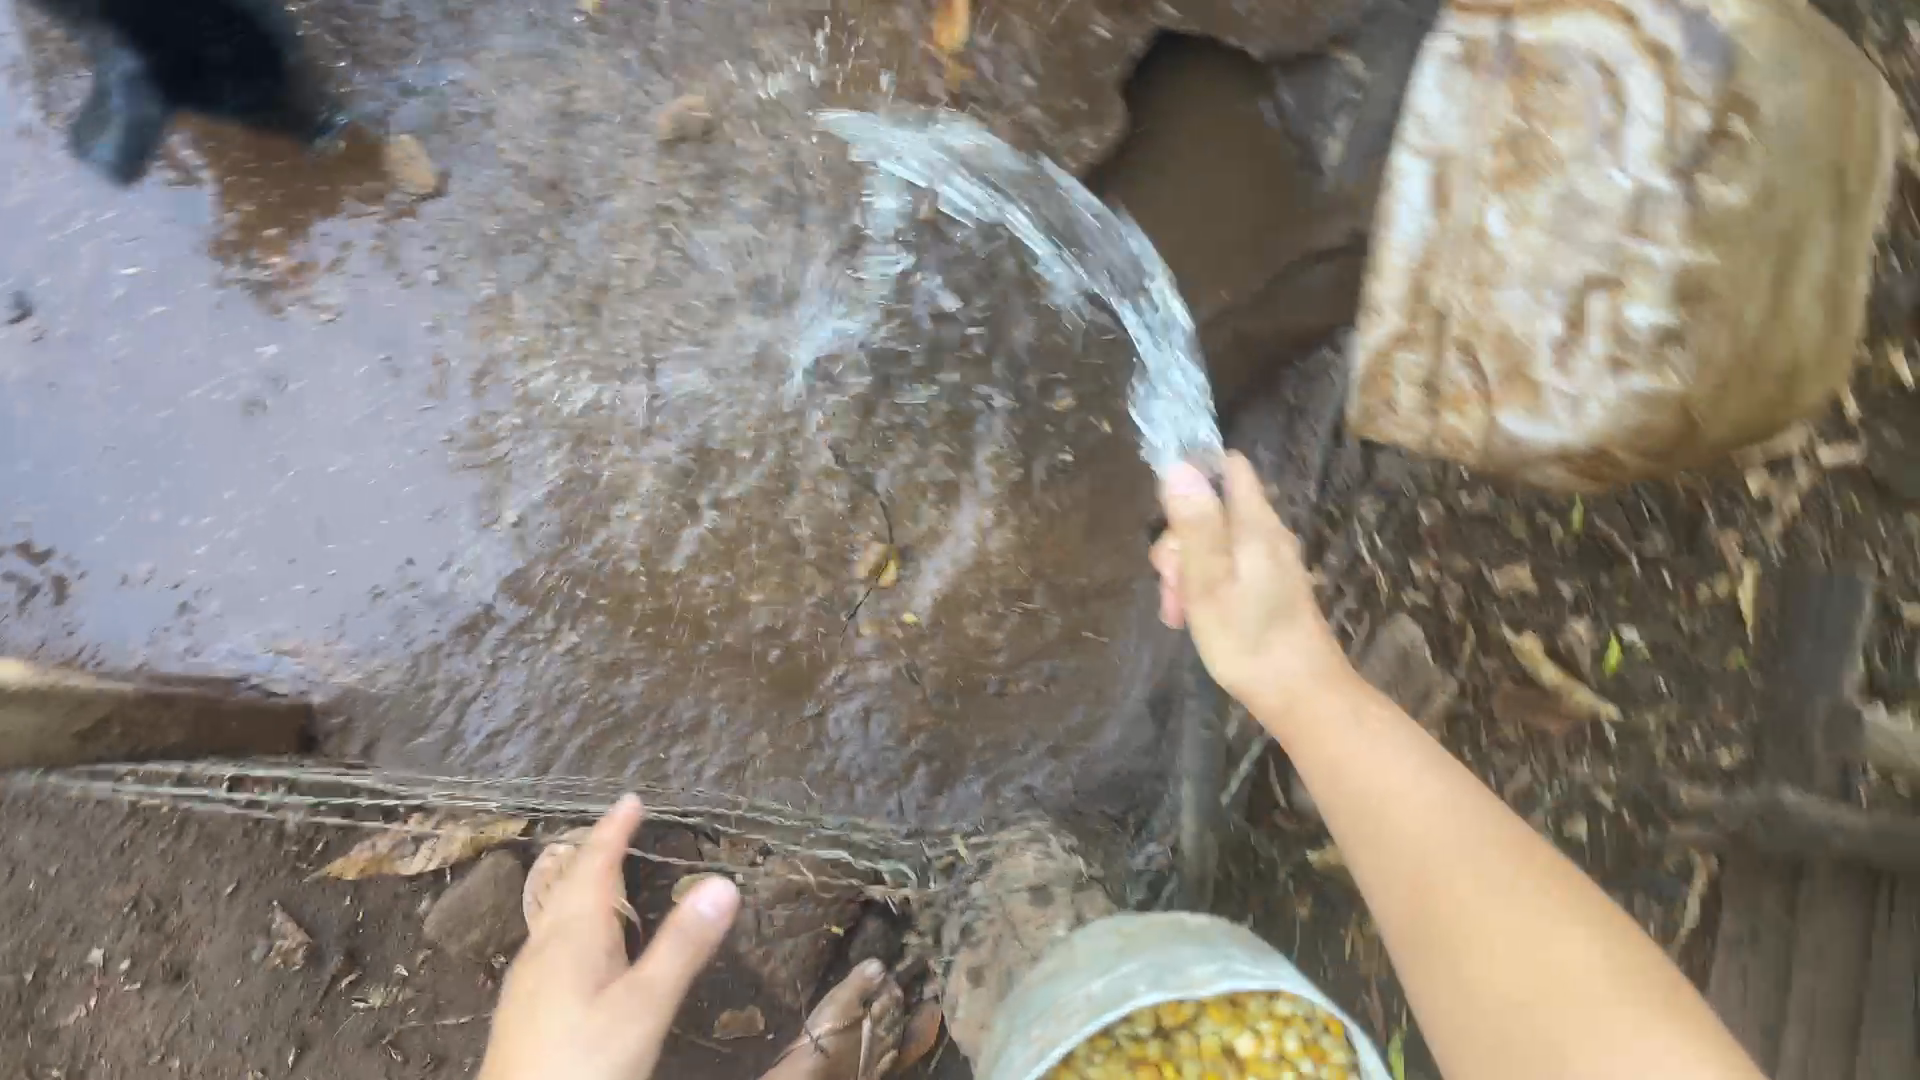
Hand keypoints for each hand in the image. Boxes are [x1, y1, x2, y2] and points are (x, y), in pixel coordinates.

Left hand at [478, 795, 740, 1079]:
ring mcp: (529, 982)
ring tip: (603, 872)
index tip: (631, 798)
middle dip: (595, 851)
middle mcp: (545, 949)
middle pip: (569, 885)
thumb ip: (683, 946)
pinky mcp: (526, 1012)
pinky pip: (554, 940)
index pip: (595, 865)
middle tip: (620, 825)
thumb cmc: (582, 1067)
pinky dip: (575, 917)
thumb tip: (724, 881)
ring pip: (557, 914)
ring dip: (582, 883)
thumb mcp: (644, 1007)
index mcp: (573, 936)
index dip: (613, 830)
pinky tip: (582, 946)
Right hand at [1150, 452, 1347, 709]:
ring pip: (1212, 543)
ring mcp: (1269, 562)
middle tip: (1170, 583)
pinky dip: (1203, 586)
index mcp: (1254, 524)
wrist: (1301, 695)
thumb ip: (1194, 523)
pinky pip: (1226, 568)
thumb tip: (1177, 466)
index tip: (1165, 512)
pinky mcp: (1268, 587)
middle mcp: (1266, 534)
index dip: (1192, 475)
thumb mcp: (1207, 580)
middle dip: (1179, 540)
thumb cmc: (1248, 639)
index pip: (1227, 467)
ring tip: (1178, 611)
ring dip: (1186, 569)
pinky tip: (1194, 617)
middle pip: (1210, 510)